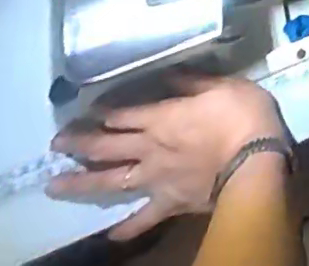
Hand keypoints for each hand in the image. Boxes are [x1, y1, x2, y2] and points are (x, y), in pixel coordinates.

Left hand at [48, 73, 288, 240]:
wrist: (255, 160)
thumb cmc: (243, 115)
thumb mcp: (223, 86)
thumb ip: (193, 82)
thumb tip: (168, 73)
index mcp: (163, 118)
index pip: (123, 114)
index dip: (104, 110)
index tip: (88, 107)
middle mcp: (149, 149)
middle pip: (105, 147)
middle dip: (79, 143)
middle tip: (56, 142)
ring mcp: (155, 180)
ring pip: (110, 184)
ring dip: (80, 184)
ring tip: (53, 186)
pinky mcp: (168, 203)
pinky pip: (141, 219)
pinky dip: (124, 228)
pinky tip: (110, 235)